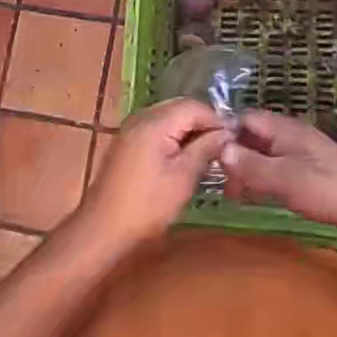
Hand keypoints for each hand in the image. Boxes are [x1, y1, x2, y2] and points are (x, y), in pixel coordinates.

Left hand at [76, 99, 231, 247]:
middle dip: (203, 124)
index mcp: (155, 122)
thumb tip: (226, 132)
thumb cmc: (147, 206)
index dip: (217, 120)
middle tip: (222, 147)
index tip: (234, 140)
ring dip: (189, 131)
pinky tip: (184, 159)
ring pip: (169, 118)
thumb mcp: (184, 177)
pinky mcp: (126, 143)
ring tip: (207, 155)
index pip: (195, 106)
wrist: (102, 230)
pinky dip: (174, 137)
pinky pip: (157, 129)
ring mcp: (130, 129)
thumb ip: (206, 148)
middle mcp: (141, 118)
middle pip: (181, 108)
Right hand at [219, 110, 336, 231]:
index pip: (245, 119)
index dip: (225, 133)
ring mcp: (302, 150)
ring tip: (236, 194)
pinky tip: (258, 195)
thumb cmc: (327, 190)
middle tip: (223, 184)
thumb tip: (219, 150)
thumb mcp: (284, 180)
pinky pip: (277, 165)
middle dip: (234, 156)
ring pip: (264, 153)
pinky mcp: (309, 168)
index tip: (208, 156)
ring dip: (248, 169)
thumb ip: (251, 166)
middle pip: (253, 136)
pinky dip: (263, 177)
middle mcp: (291, 134)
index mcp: (285, 129)